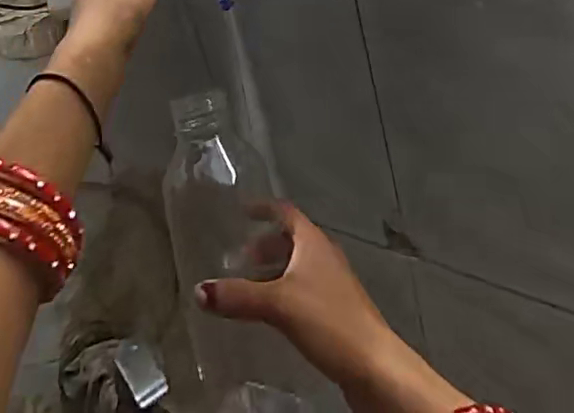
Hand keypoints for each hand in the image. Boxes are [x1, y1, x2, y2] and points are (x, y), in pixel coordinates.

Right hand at [195, 204, 391, 387]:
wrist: (374, 366)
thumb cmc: (328, 319)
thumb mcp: (277, 304)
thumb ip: (238, 296)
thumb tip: (199, 290)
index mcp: (313, 242)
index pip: (286, 211)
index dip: (264, 208)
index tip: (243, 209)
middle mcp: (325, 256)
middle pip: (293, 239)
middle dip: (267, 245)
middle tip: (242, 257)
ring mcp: (334, 283)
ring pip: (299, 266)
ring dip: (276, 270)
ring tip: (252, 287)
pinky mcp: (338, 310)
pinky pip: (306, 289)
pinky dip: (286, 291)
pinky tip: (274, 314)